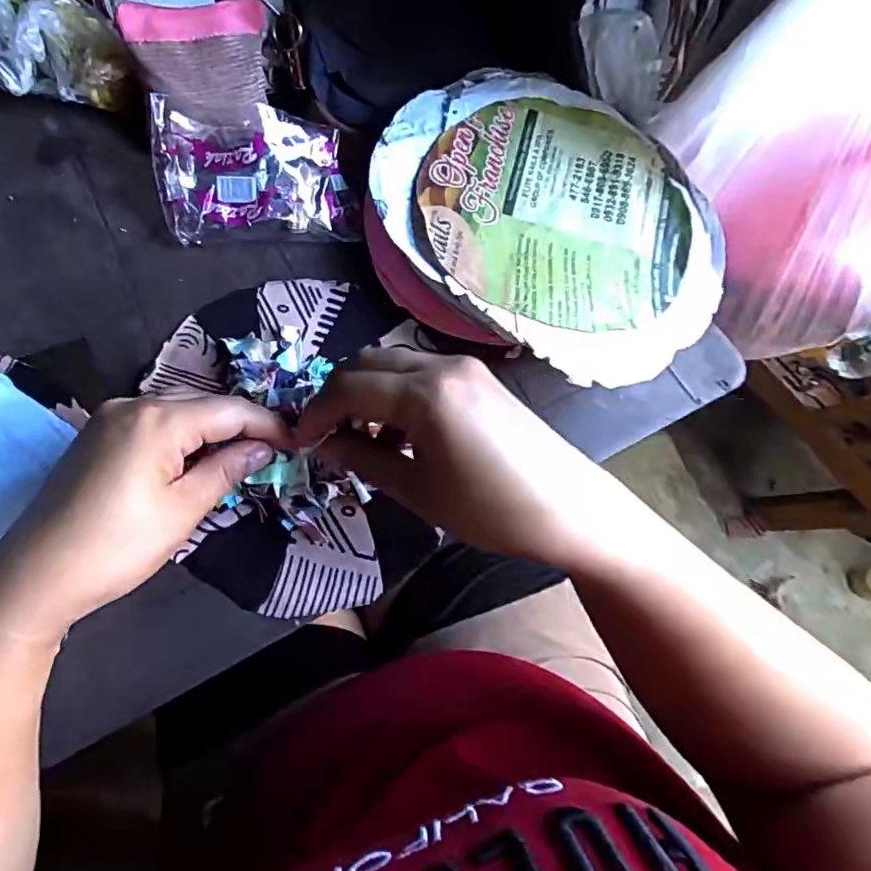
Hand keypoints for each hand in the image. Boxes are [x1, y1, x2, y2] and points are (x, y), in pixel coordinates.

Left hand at [0, 395, 289, 642]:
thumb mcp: (182, 512)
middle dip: (241, 425)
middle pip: (203, 406)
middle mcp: (133, 403)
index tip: (296, 441)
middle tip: (274, 451)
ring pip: (179, 413)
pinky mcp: (97, 434)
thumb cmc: (116, 547)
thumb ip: (226, 469)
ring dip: (212, 432)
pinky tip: (197, 459)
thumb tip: (262, 447)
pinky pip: (154, 424)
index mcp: (157, 419)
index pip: (229, 409)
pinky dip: (182, 438)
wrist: (34, 578)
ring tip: (243, 456)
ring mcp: (110, 417)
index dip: (267, 423)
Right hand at [291, 348, 630, 569]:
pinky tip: (402, 430)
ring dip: (368, 390)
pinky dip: (397, 391)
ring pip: (394, 362)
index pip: (347, 387)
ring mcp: (463, 366)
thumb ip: (365, 460)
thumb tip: (328, 446)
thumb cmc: (491, 509)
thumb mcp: (418, 491)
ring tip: (365, 437)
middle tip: (329, 437)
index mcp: (424, 393)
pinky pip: (421, 371)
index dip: (316, 413)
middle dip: (338, 395)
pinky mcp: (479, 376)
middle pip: (367, 362)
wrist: (569, 508)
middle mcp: (441, 365)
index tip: (302, 442)